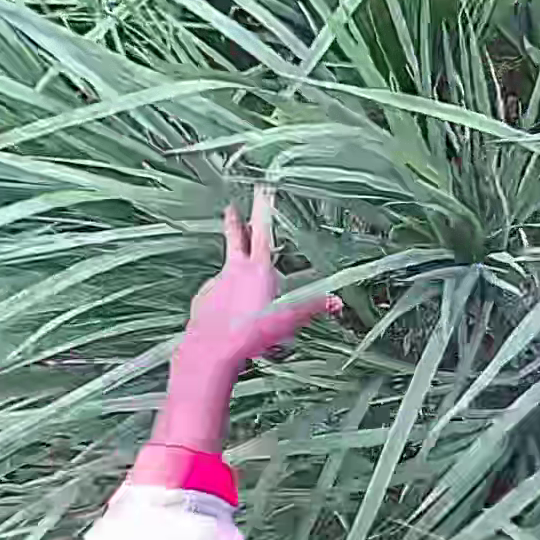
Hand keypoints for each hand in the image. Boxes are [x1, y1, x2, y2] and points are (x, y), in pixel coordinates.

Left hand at [179, 184, 340, 375]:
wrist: (212, 350)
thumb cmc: (251, 333)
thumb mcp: (288, 320)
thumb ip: (313, 307)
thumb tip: (336, 301)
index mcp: (258, 269)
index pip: (263, 231)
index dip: (264, 209)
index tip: (263, 189)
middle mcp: (234, 270)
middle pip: (235, 238)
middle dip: (236, 222)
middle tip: (232, 207)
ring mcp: (215, 283)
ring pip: (228, 270)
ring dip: (235, 269)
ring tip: (244, 283)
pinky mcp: (203, 298)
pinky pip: (217, 293)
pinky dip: (224, 297)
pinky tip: (230, 310)